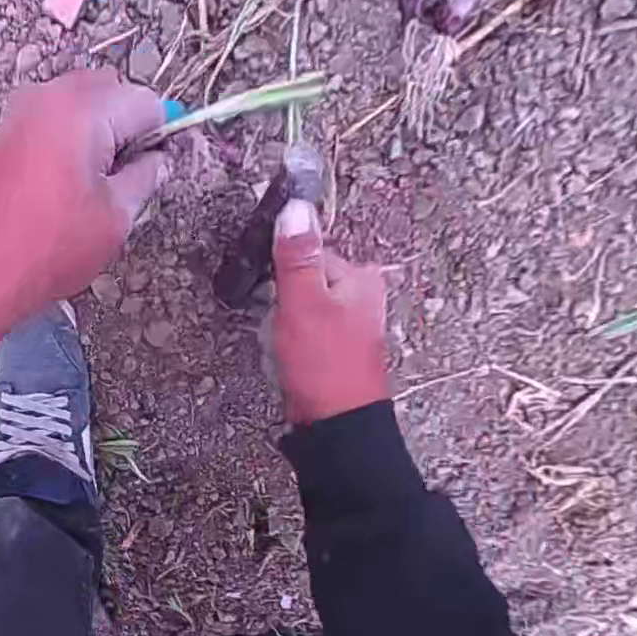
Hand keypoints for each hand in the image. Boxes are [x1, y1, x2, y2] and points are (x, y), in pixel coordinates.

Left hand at [0, 68, 168, 348]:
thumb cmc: (52, 247)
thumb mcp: (116, 216)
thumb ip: (146, 176)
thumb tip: (159, 158)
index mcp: (83, 111)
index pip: (145, 102)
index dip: (159, 136)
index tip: (151, 171)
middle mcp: (48, 95)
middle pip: (111, 91)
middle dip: (127, 127)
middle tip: (123, 178)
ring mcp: (20, 110)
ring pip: (80, 102)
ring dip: (99, 132)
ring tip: (92, 184)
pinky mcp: (4, 131)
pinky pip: (52, 118)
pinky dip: (69, 138)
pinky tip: (64, 183)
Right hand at [270, 200, 388, 424]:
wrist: (335, 425)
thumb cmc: (326, 367)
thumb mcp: (304, 304)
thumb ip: (297, 257)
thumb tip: (294, 210)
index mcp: (360, 278)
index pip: (307, 252)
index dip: (283, 274)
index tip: (276, 294)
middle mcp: (358, 297)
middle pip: (300, 280)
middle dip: (281, 303)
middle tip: (285, 327)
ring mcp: (345, 323)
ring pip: (295, 308)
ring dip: (281, 326)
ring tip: (288, 348)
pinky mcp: (330, 346)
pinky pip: (298, 331)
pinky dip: (287, 342)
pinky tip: (289, 359)